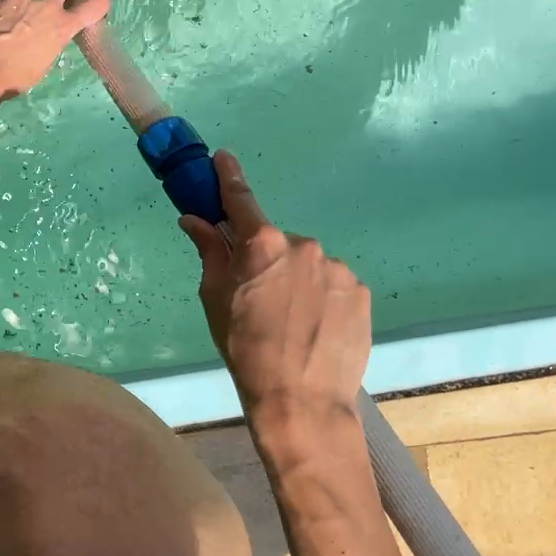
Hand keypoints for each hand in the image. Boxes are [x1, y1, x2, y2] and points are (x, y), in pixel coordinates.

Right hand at [179, 151, 370, 433]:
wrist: (300, 399)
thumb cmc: (244, 347)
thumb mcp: (214, 299)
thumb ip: (210, 253)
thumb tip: (195, 220)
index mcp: (262, 245)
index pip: (240, 200)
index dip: (228, 177)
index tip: (224, 157)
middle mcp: (304, 245)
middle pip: (274, 240)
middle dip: (262, 256)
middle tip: (253, 292)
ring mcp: (338, 268)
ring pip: (305, 262)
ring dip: (293, 277)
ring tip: (287, 317)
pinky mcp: (361, 291)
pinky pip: (330, 281)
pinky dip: (318, 294)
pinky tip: (311, 324)